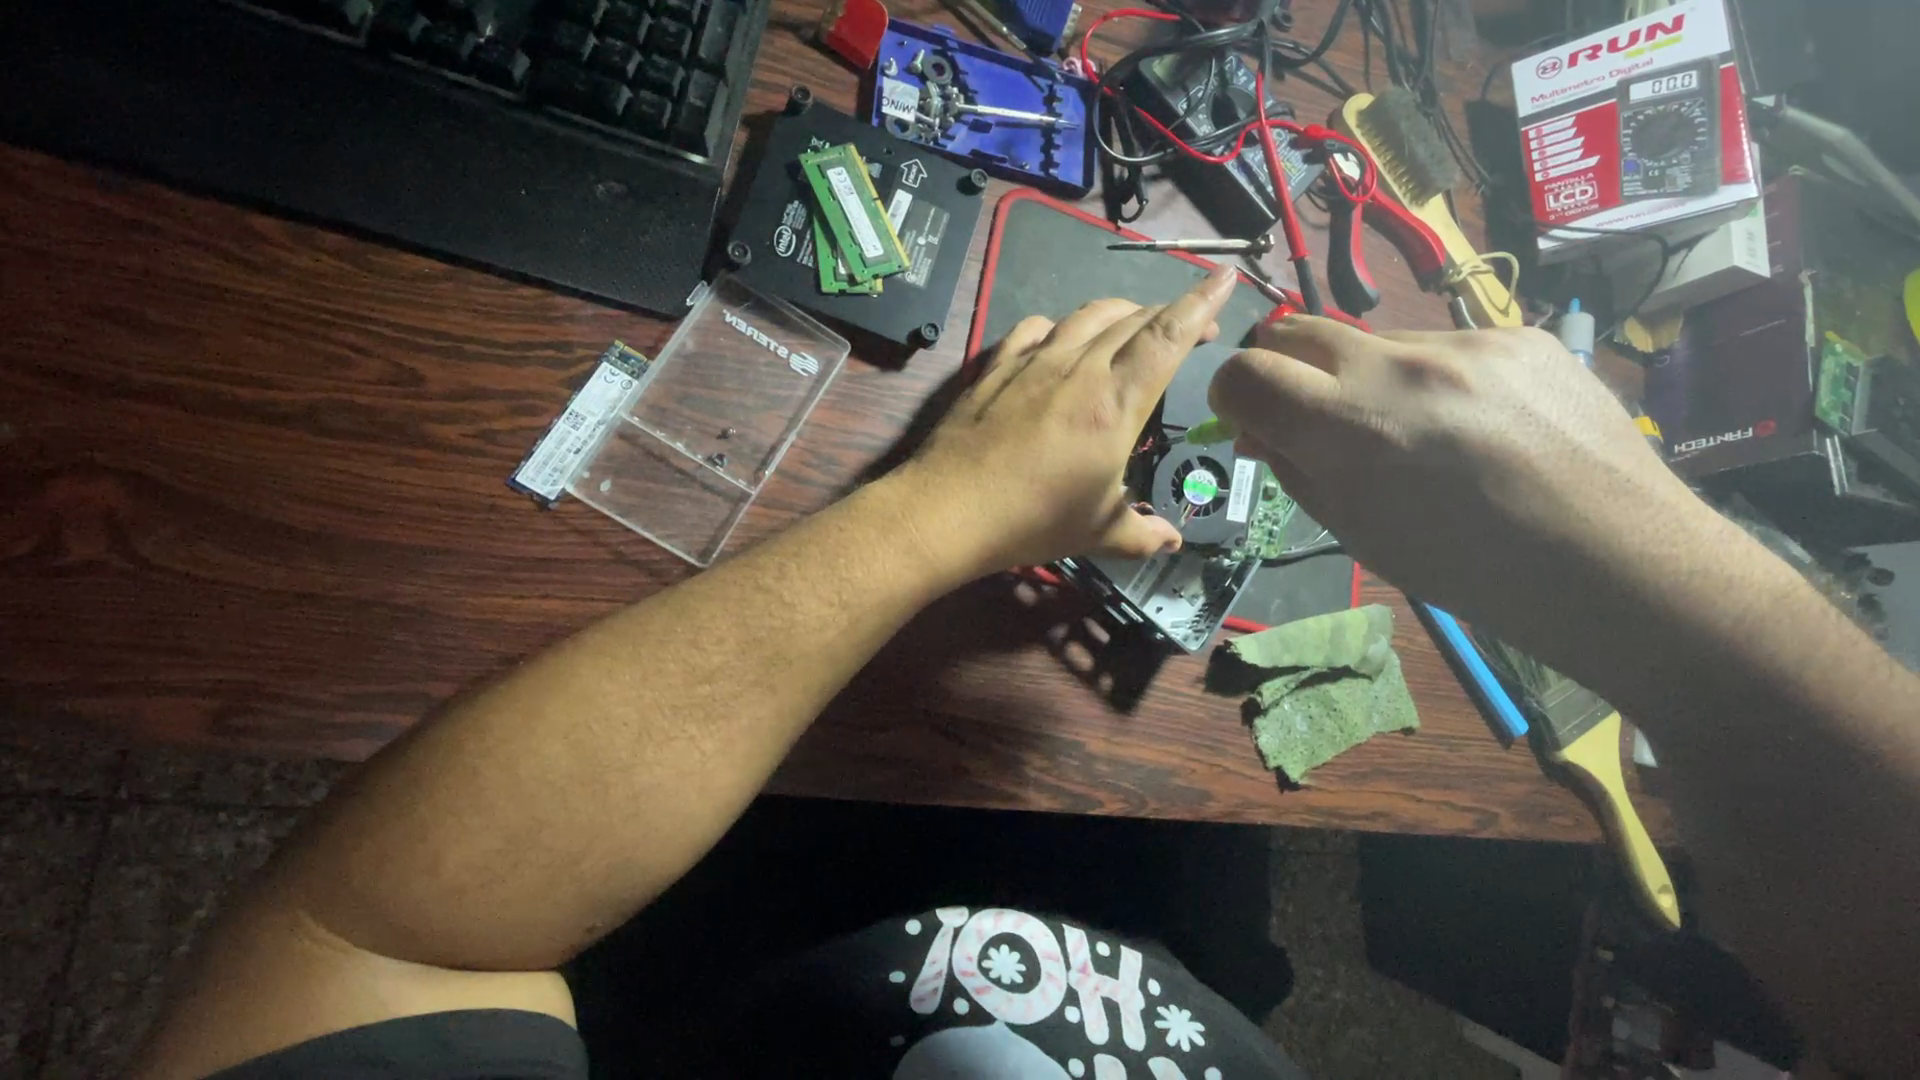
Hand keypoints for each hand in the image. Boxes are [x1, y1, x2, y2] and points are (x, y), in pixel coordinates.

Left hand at [900, 267, 1237, 572]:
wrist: (949, 510)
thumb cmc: (1031, 521)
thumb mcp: (1098, 533)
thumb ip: (1142, 534)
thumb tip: (1172, 541)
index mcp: (1115, 404)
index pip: (1167, 336)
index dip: (1201, 304)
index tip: (1226, 280)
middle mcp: (1078, 369)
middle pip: (1133, 319)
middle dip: (1170, 313)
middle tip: (1188, 327)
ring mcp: (1033, 362)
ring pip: (1086, 315)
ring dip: (1120, 313)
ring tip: (1133, 326)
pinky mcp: (997, 366)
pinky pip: (1036, 328)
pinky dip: (1061, 326)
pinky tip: (1060, 340)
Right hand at [1207, 317, 1697, 631]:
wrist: (1614, 561)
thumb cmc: (1465, 568)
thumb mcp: (1354, 531)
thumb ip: (1294, 468)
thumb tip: (1263, 429)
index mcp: (1348, 426)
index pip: (1244, 371)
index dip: (1231, 394)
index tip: (1250, 420)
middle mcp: (1397, 364)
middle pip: (1296, 329)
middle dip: (1283, 368)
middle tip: (1309, 414)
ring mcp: (1464, 341)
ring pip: (1371, 340)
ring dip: (1364, 378)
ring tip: (1416, 434)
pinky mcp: (1518, 334)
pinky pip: (1440, 345)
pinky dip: (1429, 379)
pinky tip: (1473, 425)